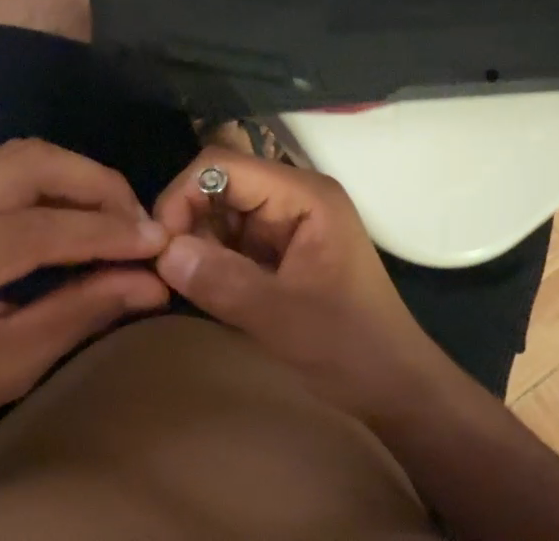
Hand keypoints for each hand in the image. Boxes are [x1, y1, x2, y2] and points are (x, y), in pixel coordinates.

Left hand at [0, 139, 170, 455]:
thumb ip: (83, 311)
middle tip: (139, 222)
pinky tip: (81, 212)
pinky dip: (54, 182)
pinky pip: (7, 170)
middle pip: (27, 165)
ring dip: (77, 176)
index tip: (158, 242)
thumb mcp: (16, 365)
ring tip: (118, 216)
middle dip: (94, 184)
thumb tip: (155, 280)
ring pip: (20, 157)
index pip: (34, 228)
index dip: (103, 230)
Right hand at [152, 150, 446, 426]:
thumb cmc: (350, 349)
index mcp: (303, 195)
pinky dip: (209, 259)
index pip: (222, 166)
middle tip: (167, 269)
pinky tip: (201, 287)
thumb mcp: (282, 318)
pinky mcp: (277, 250)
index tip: (161, 246)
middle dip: (187, 221)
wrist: (396, 391)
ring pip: (218, 212)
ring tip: (183, 282)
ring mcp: (285, 223)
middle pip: (217, 185)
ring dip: (195, 242)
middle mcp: (292, 197)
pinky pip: (228, 239)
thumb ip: (222, 281)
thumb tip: (162, 252)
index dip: (183, 196)